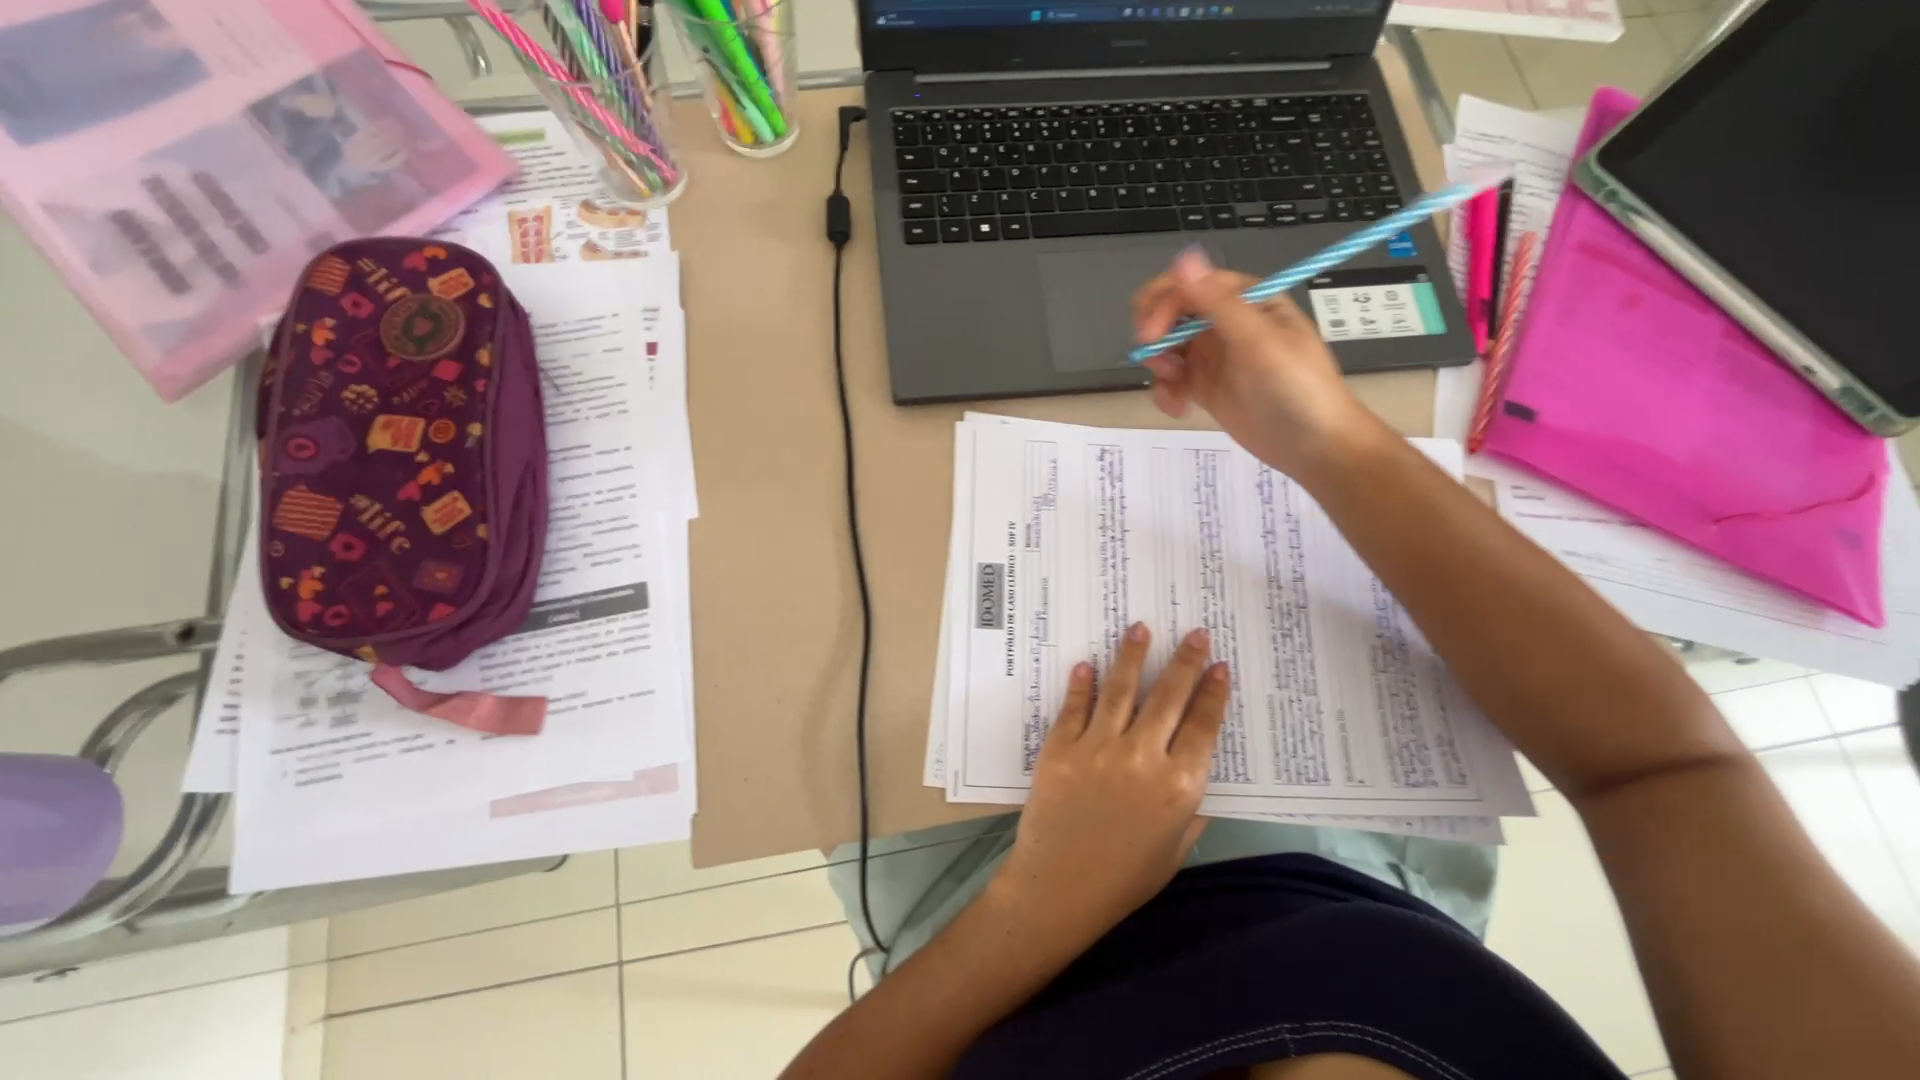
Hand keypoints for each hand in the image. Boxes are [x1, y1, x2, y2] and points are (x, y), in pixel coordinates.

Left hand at [990, 623, 1229, 940]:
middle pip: (1169, 696)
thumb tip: (1198, 768)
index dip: (1213, 692)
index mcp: (1180, 785)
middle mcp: (1144, 758)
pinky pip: (1075, 707)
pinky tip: (1087, 663)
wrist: (1060, 889)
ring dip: (1133, 655)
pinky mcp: (1061, 749)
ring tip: (1140, 627)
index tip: (1219, 665)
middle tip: (1194, 633)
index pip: (1203, 724)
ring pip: (1121, 689)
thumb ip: (1192, 807)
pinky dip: (1083, 683)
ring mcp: (1099, 749)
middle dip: (1185, 661)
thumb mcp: (1177, 848)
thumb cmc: (1126, 878)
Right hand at [1132, 247, 1382, 477]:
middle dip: (1156, 334)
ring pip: (1168, 347)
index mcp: (1246, 301)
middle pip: (1173, 312)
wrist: (1315, 447)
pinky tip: (1177, 408)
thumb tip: (1185, 258)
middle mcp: (1227, 323)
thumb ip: (1219, 303)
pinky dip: (1166, 391)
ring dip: (1159, 365)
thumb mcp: (1259, 343)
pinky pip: (1173, 380)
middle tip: (1155, 362)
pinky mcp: (1207, 388)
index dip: (1164, 304)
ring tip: (1173, 390)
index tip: (1149, 334)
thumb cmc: (1297, 388)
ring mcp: (1215, 356)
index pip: (1191, 285)